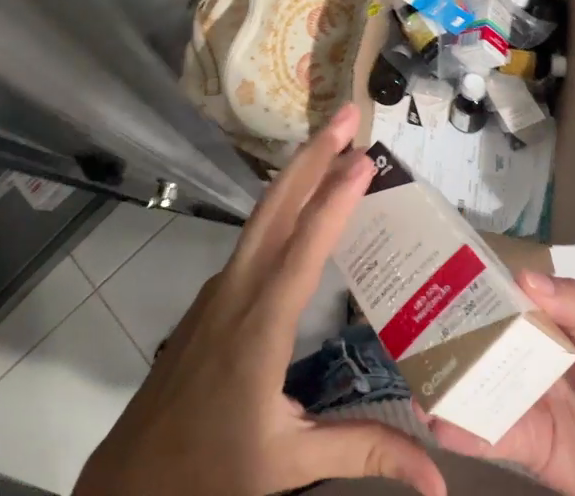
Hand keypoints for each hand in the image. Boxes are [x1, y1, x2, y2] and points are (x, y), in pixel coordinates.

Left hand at [76, 105, 445, 495]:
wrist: (134, 478)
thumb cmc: (212, 467)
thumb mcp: (290, 462)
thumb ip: (365, 452)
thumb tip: (440, 478)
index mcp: (260, 327)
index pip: (304, 249)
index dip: (335, 201)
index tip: (363, 158)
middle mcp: (237, 293)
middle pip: (275, 209)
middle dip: (312, 156)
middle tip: (349, 115)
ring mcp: (218, 292)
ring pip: (260, 219)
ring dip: (296, 176)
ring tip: (332, 144)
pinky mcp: (211, 301)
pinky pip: (251, 242)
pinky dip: (281, 210)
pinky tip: (301, 208)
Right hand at [429, 272, 574, 495]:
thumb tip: (523, 278)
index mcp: (552, 326)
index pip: (504, 298)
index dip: (470, 288)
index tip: (432, 279)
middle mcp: (529, 359)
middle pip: (479, 342)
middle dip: (444, 338)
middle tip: (407, 334)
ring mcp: (523, 402)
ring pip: (473, 386)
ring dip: (445, 385)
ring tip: (418, 386)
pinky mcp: (522, 445)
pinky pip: (485, 433)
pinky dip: (461, 430)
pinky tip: (442, 425)